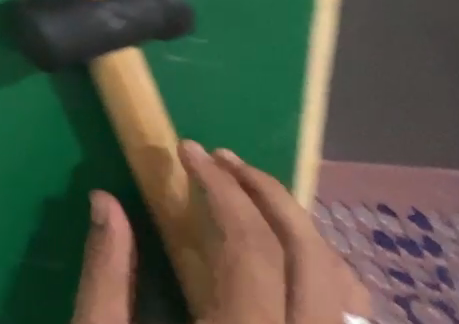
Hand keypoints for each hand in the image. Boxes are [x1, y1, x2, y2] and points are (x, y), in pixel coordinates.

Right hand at [74, 141, 370, 323]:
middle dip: (268, 195)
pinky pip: (352, 318)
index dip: (218, 188)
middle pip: (312, 258)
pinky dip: (326, 273)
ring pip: (349, 290)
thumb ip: (108, 276)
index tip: (185, 151)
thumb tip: (106, 201)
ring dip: (303, 230)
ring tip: (253, 196)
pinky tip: (287, 257)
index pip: (248, 245)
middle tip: (220, 158)